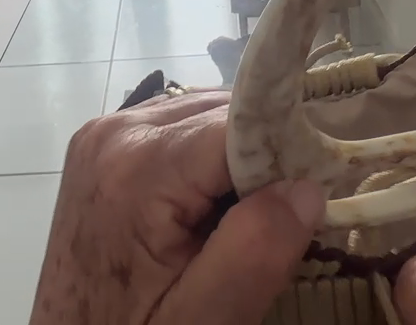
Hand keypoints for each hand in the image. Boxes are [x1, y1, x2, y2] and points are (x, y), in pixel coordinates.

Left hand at [30, 91, 326, 324]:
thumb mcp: (202, 320)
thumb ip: (253, 251)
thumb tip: (307, 186)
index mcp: (138, 166)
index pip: (236, 124)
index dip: (281, 150)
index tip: (314, 185)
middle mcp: (115, 130)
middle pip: (217, 112)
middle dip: (257, 153)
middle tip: (279, 212)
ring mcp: (102, 132)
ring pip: (199, 111)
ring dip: (231, 151)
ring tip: (239, 213)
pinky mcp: (101, 142)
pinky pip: (173, 124)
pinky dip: (201, 151)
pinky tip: (205, 201)